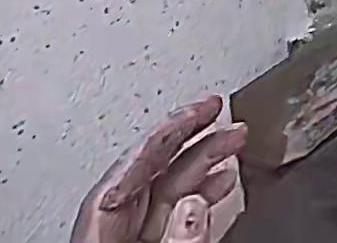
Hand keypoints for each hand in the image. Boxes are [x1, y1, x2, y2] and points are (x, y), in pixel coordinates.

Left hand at [71, 97, 247, 242]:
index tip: (203, 106)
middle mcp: (113, 225)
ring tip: (235, 139)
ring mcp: (127, 235)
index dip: (171, 127)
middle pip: (155, 166)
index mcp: (101, 224)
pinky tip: (222, 179)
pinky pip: (174, 209)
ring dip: (205, 159)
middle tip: (221, 110)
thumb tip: (197, 199)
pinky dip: (201, 189)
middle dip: (193, 135)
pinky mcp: (145, 242)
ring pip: (169, 185)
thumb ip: (174, 237)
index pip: (134, 160)